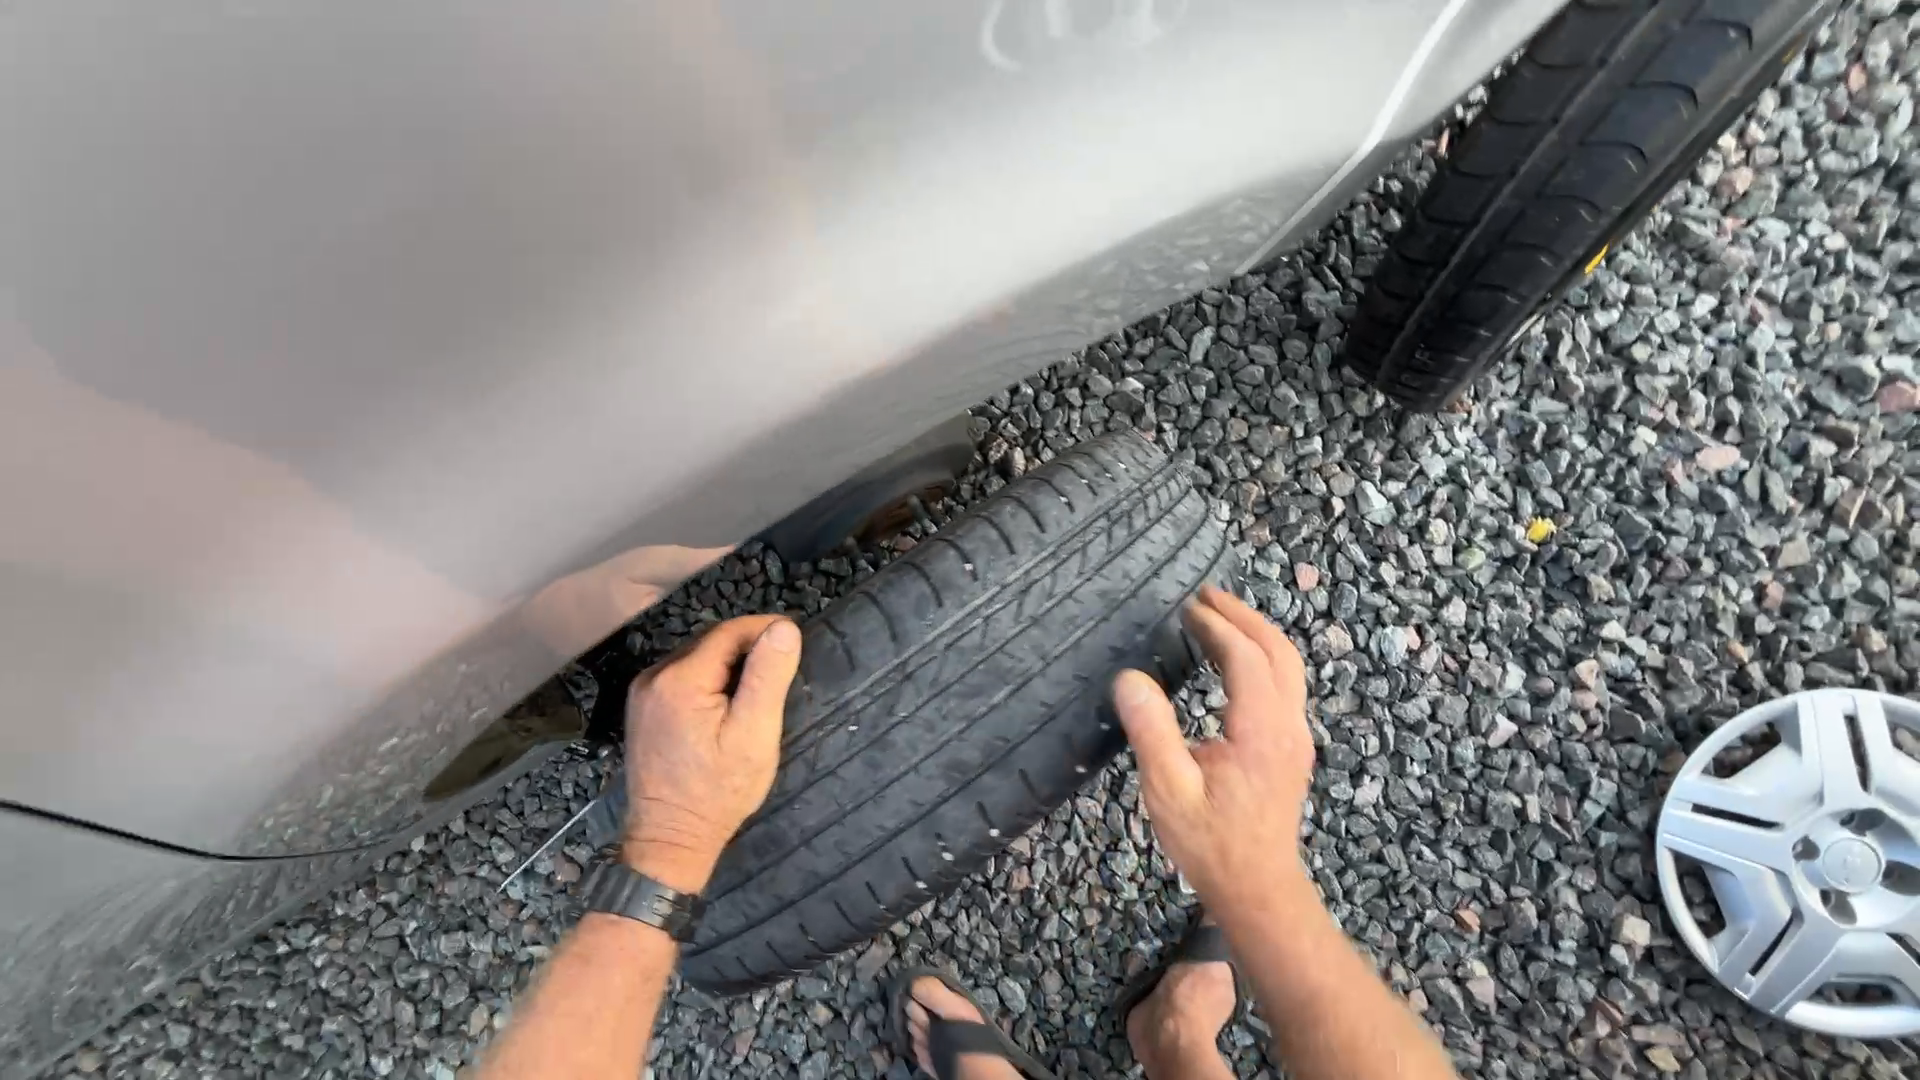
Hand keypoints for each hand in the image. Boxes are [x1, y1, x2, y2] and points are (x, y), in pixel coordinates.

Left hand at [622, 615, 801, 892]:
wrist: (670, 839)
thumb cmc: (719, 791)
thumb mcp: (754, 734)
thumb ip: (767, 676)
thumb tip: (784, 627)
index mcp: (680, 679)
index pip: (729, 632)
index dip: (765, 629)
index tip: (795, 638)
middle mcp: (655, 677)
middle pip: (712, 642)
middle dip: (749, 646)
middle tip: (783, 665)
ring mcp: (644, 693)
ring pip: (698, 657)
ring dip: (731, 661)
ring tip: (762, 682)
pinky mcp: (644, 708)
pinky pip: (684, 676)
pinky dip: (711, 677)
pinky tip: (730, 700)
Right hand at [1112, 586, 1314, 913]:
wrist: (1257, 888)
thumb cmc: (1210, 842)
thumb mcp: (1169, 790)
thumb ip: (1151, 731)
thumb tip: (1129, 678)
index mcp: (1260, 732)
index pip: (1247, 659)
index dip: (1218, 627)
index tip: (1187, 607)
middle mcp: (1288, 727)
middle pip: (1280, 652)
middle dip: (1245, 616)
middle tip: (1206, 594)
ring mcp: (1296, 736)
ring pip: (1289, 666)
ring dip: (1257, 633)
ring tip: (1219, 614)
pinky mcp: (1291, 746)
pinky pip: (1285, 684)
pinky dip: (1261, 656)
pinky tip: (1233, 657)